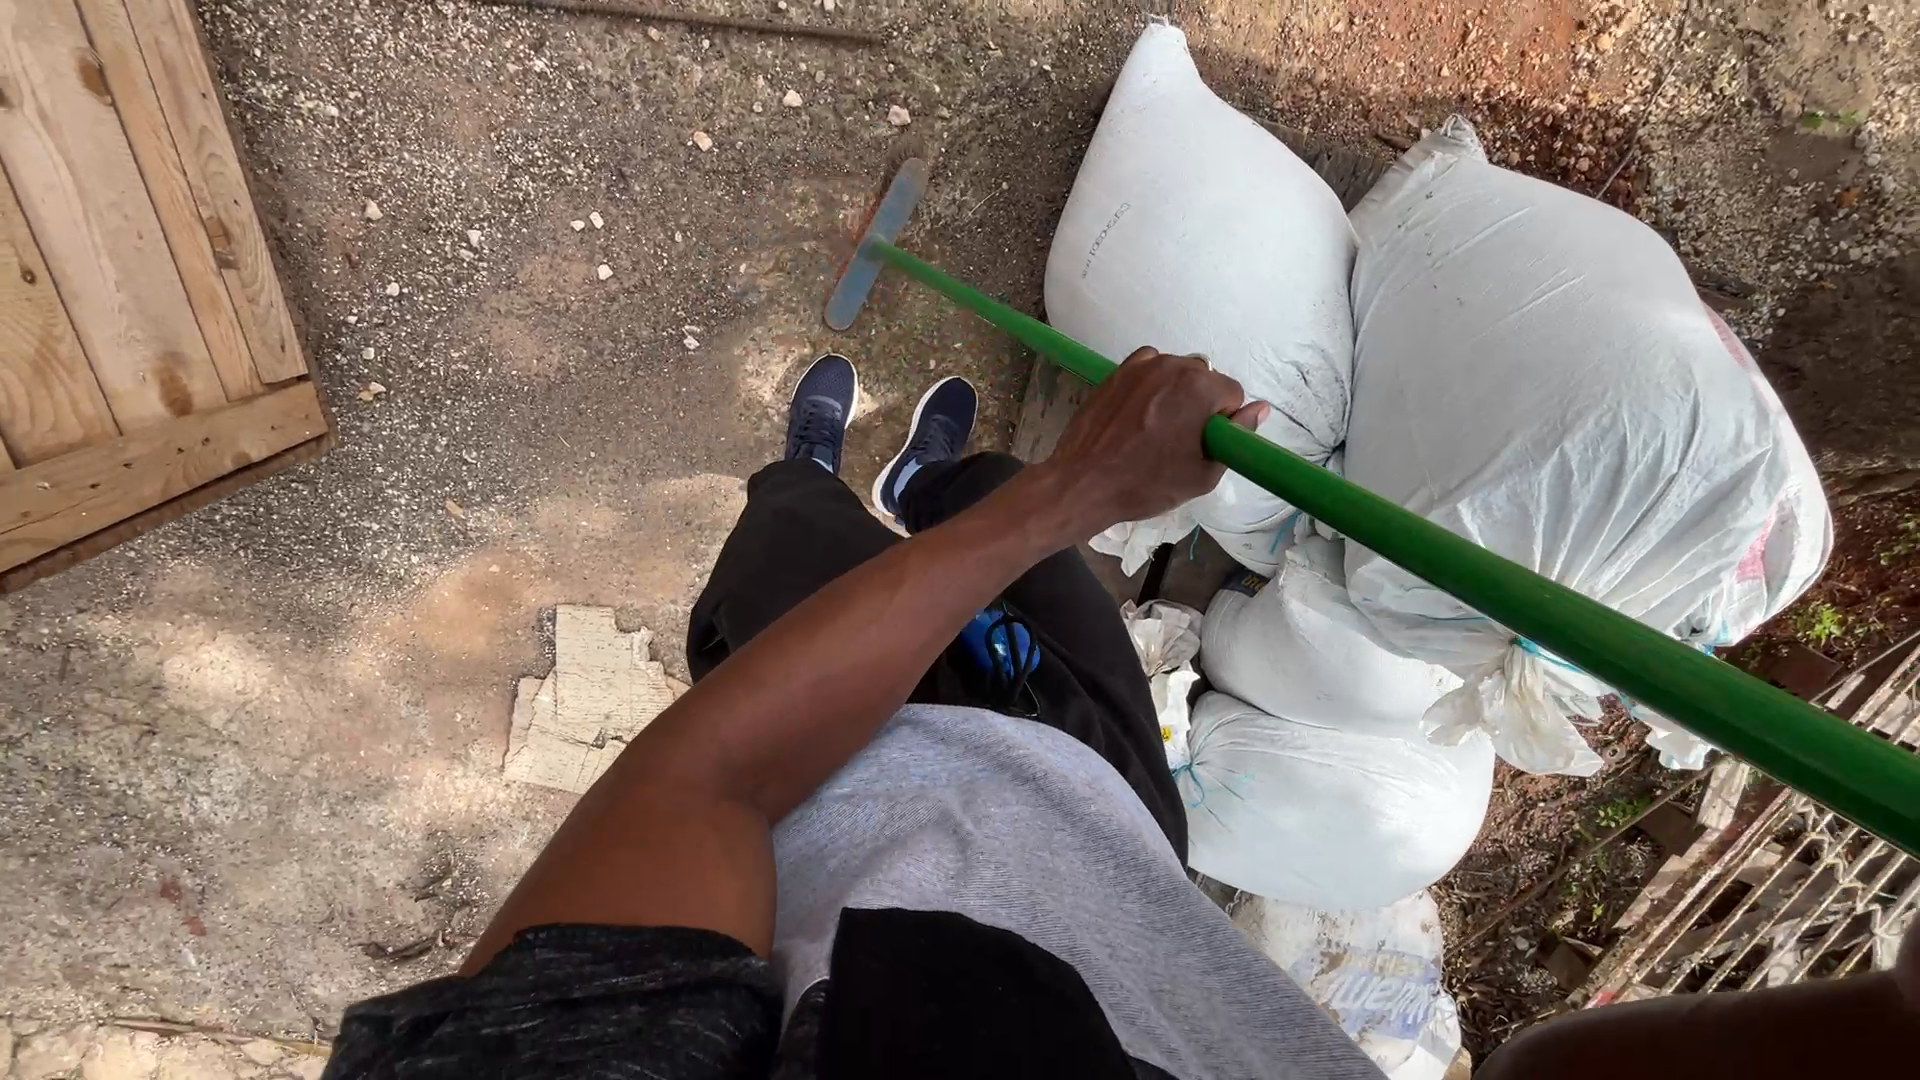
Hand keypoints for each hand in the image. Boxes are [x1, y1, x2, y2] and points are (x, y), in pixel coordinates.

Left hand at [1042, 348, 1269, 536]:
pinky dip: (1149, 384)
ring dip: (1174, 393)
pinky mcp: (1116, 373)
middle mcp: (1173, 366)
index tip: (1204, 443)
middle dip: (1200, 403)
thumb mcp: (1202, 473)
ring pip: (1175, 372)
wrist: (1083, 483)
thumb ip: (1236, 437)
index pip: (1233, 393)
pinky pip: (1147, 368)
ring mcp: (1140, 366)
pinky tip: (1139, 413)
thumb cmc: (1146, 484)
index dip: (1224, 421)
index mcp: (1200, 387)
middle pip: (1204, 378)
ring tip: (1155, 428)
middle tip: (1179, 439)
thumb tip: (1259, 409)